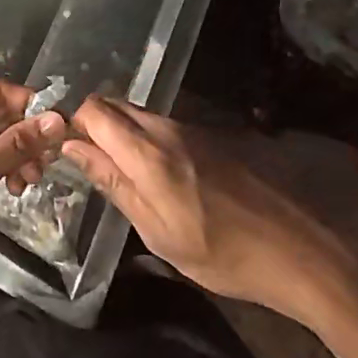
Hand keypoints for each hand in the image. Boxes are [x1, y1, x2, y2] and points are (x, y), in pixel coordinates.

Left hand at [0, 79, 66, 285]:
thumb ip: (18, 144)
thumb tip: (58, 119)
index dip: (30, 106)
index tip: (58, 127)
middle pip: (3, 112)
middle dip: (27, 137)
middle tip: (48, 161)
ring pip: (4, 134)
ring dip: (21, 155)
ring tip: (32, 180)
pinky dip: (10, 166)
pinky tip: (17, 186)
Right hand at [61, 96, 357, 324]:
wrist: (294, 248)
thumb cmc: (220, 253)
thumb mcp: (157, 232)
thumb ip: (114, 183)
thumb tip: (73, 148)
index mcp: (150, 153)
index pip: (96, 111)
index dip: (73, 123)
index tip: (63, 148)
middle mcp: (168, 128)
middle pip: (116, 105)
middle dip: (92, 123)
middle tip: (82, 159)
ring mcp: (192, 128)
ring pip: (139, 113)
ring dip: (118, 131)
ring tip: (111, 168)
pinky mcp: (209, 135)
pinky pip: (162, 124)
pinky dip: (143, 138)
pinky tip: (149, 171)